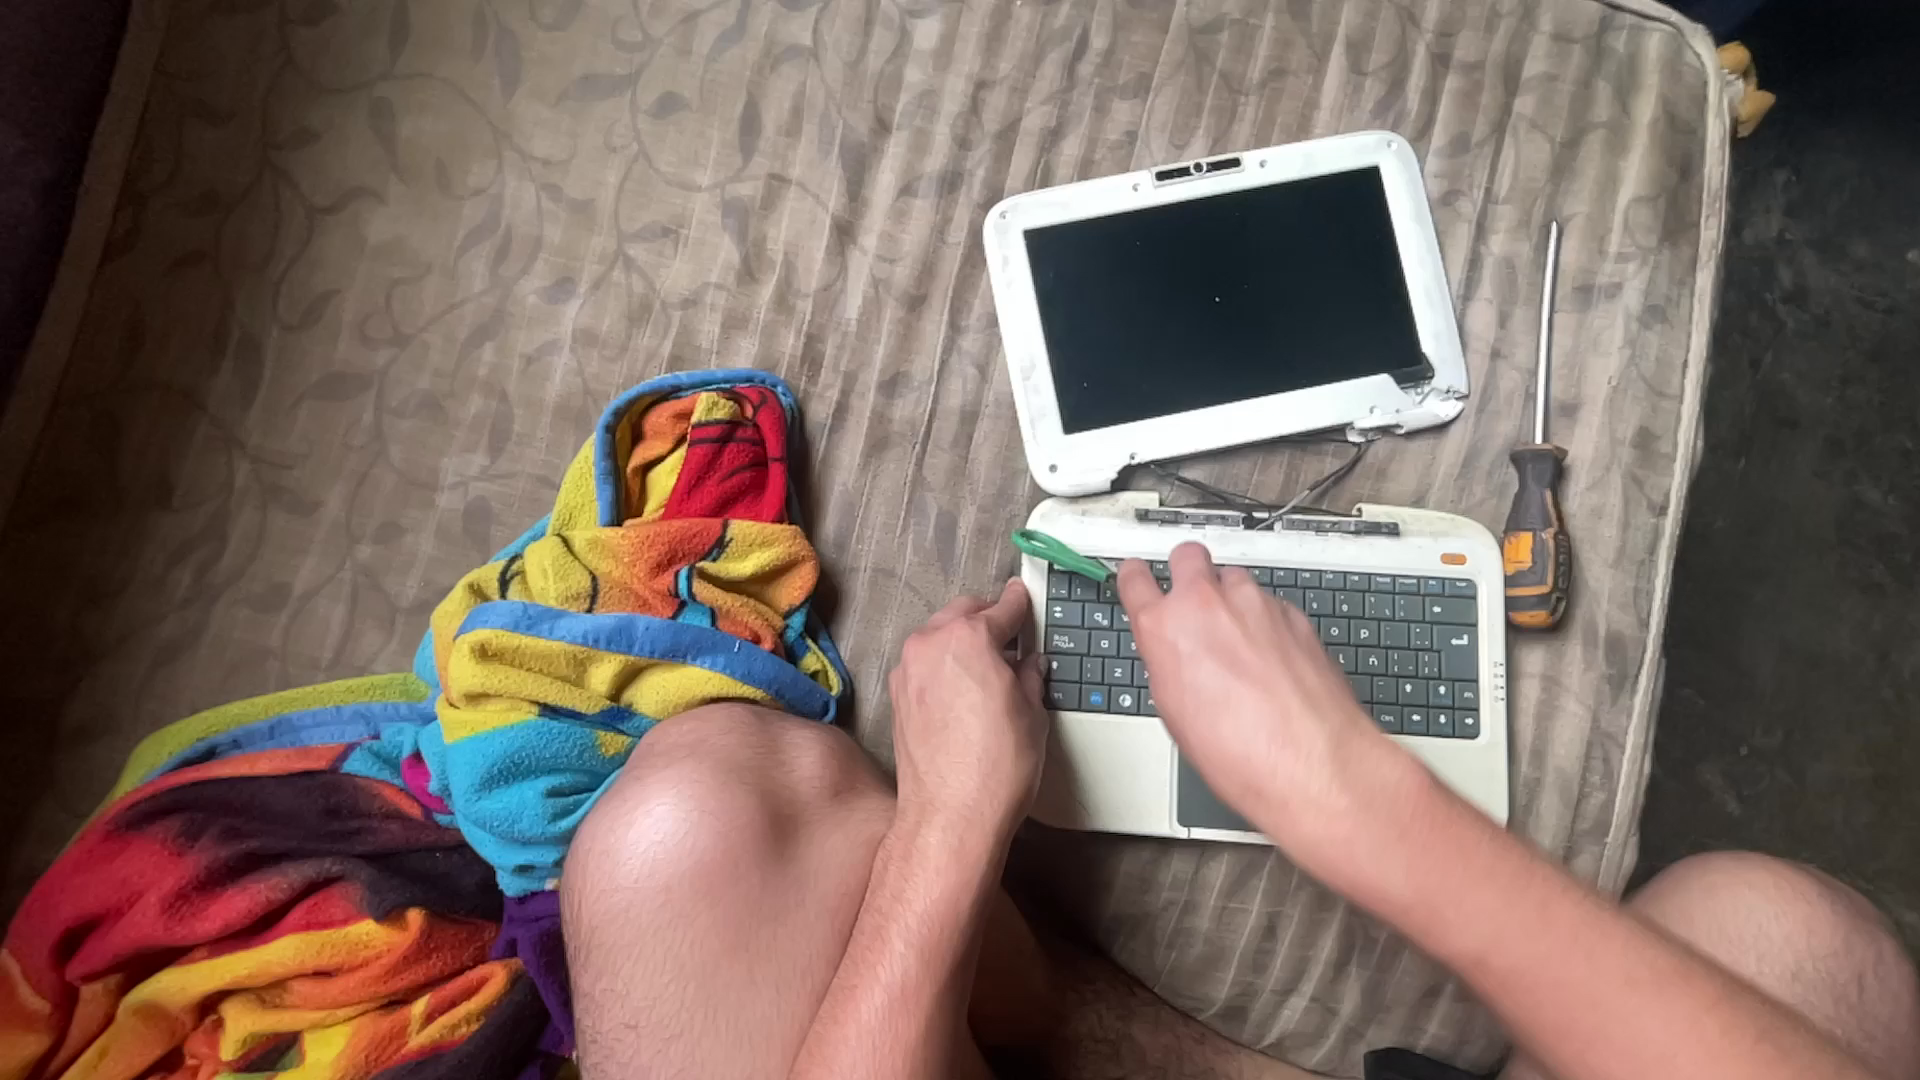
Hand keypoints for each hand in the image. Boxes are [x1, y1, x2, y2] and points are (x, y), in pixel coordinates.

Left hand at [888, 580, 1047, 844]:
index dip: (1020, 604)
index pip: (1002, 608)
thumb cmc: (995, 766)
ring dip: (961, 639)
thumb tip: (1029, 663)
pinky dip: (943, 662)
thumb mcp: (1031, 712)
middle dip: (988, 618)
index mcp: (968, 637)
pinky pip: (924, 662)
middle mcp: (930, 643)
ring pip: (939, 634)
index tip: (1024, 597)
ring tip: (987, 664)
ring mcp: (908, 668)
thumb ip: (1029, 674)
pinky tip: (962, 686)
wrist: (949, 816)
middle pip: (964, 612)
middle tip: (1012, 635)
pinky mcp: (896, 694)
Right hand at [1117, 543, 1419, 870]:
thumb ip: (1166, 660)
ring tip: (1237, 638)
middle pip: (1187, 554)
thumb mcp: (1172, 707)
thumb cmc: (1238, 750)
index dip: (1135, 577)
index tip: (1138, 578)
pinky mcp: (1291, 612)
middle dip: (1185, 570)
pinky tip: (1270, 655)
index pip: (1135, 577)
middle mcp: (1206, 602)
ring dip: (1230, 598)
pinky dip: (1265, 620)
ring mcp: (1252, 602)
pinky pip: (1269, 603)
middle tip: (1190, 596)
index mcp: (1164, 626)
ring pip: (1232, 578)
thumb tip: (1171, 651)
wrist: (1310, 762)